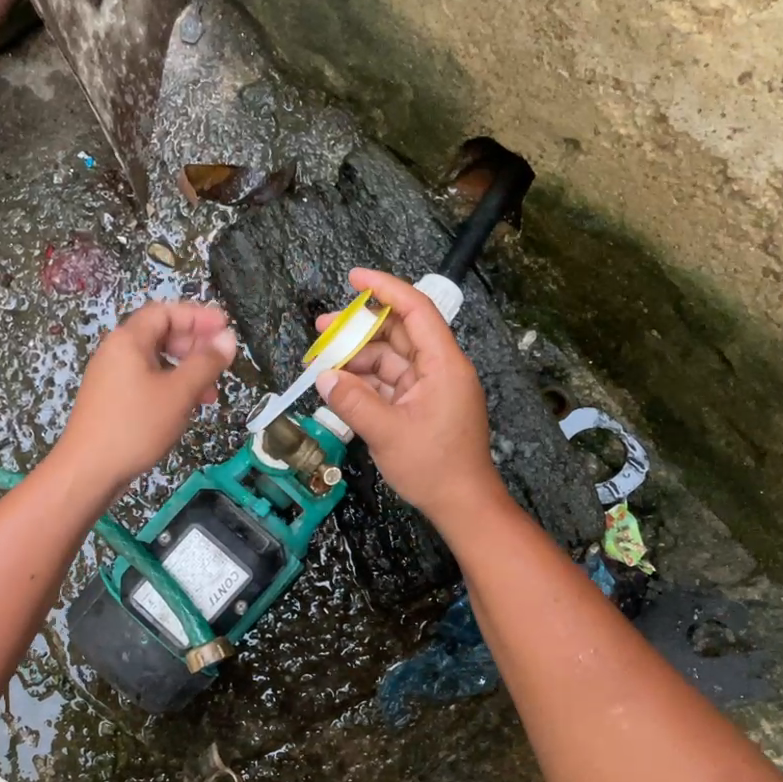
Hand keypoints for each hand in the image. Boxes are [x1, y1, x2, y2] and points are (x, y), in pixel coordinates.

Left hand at [54, 302, 236, 489]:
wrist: (88, 471)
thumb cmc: (135, 426)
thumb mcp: (178, 393)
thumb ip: (206, 363)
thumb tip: (228, 338)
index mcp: (128, 340)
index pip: (165, 312)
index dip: (197, 316)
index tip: (225, 327)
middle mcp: (115, 352)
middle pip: (159, 335)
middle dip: (194, 345)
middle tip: (220, 361)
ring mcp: (111, 378)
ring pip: (155, 363)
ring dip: (185, 371)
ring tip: (209, 393)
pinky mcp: (111, 402)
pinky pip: (145, 383)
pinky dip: (169, 388)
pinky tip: (184, 408)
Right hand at [313, 268, 502, 517]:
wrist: (461, 503)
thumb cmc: (433, 467)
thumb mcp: (386, 433)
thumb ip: (352, 401)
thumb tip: (324, 377)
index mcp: (443, 365)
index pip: (415, 311)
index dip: (385, 289)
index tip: (354, 278)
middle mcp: (439, 370)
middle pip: (399, 334)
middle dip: (359, 328)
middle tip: (321, 327)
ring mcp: (430, 389)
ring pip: (390, 361)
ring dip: (357, 358)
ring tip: (322, 361)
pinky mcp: (422, 408)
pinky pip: (390, 384)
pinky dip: (365, 383)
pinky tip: (339, 385)